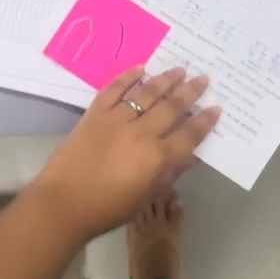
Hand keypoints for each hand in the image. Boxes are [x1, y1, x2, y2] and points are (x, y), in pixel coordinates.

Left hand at [26, 66, 221, 239]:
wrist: (63, 204)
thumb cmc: (107, 209)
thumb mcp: (145, 198)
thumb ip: (169, 174)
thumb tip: (190, 158)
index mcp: (157, 158)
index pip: (189, 135)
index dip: (205, 122)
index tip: (216, 108)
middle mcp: (141, 133)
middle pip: (171, 107)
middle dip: (190, 92)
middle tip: (203, 78)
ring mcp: (116, 120)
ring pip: (146, 93)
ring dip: (165, 79)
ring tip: (180, 69)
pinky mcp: (95, 114)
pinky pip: (114, 90)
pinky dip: (128, 77)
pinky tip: (141, 69)